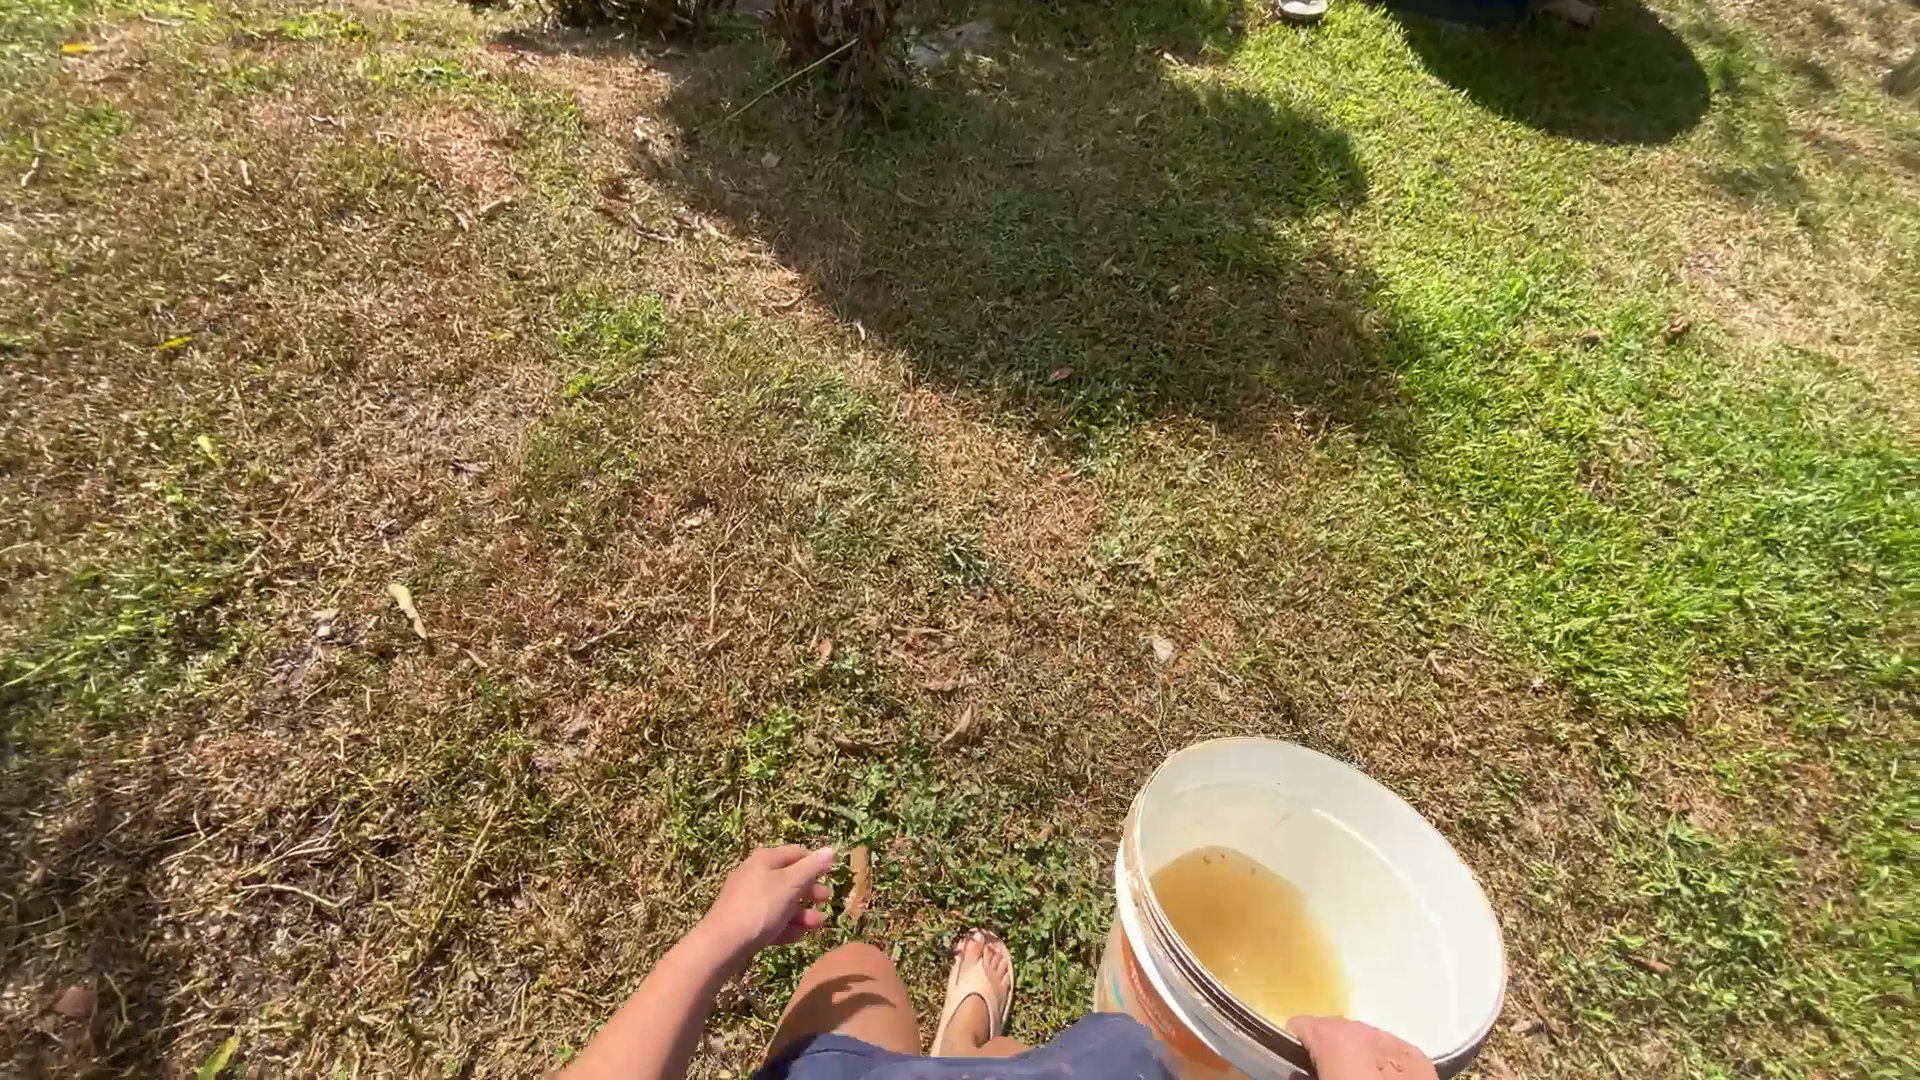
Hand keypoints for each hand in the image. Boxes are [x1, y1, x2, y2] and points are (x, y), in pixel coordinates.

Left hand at [693, 845, 835, 965]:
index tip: (831, 873)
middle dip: (810, 890)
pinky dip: (785, 926)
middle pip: (789, 879)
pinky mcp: (743, 922)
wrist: (721, 945)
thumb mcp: (791, 884)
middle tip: (826, 899)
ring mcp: (747, 900)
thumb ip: (812, 867)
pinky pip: (769, 920)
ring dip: (801, 912)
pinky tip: (798, 936)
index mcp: (765, 860)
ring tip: (817, 924)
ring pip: (781, 902)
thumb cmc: (760, 907)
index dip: (815, 862)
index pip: (796, 853)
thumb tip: (830, 849)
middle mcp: (755, 875)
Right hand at [1288, 1016, 1437, 1079]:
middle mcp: (1357, 1028)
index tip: (1303, 1068)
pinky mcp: (1417, 1057)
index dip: (1296, 1047)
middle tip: (1334, 1076)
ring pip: (1363, 1038)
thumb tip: (1297, 1074)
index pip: (1298, 1026)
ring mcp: (1389, 1039)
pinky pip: (1392, 1051)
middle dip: (1330, 1050)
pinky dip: (1385, 1063)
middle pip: (1332, 1030)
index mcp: (1328, 1035)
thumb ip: (1302, 1078)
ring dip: (1358, 1054)